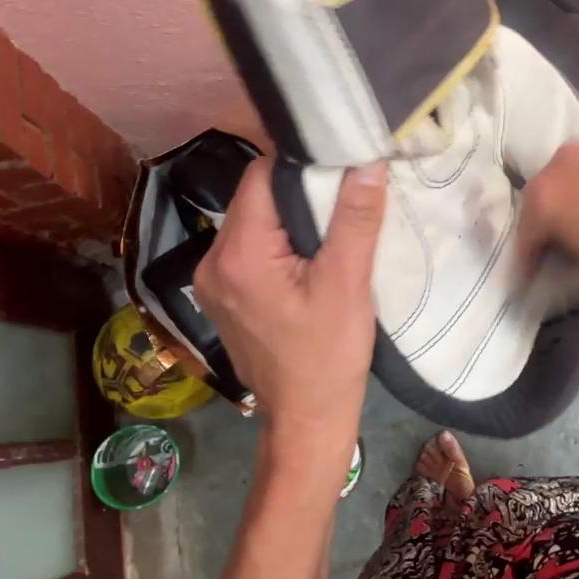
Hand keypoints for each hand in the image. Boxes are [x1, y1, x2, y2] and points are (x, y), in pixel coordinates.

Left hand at [192, 159, 387, 454]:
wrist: (305, 418)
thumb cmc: (329, 355)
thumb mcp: (348, 283)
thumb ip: (355, 219)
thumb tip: (368, 160)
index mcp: (239, 253)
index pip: (261, 174)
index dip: (301, 161)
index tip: (339, 162)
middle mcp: (211, 260)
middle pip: (254, 197)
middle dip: (297, 190)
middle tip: (344, 195)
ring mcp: (211, 280)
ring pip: (252, 221)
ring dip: (289, 216)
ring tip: (331, 225)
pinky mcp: (221, 296)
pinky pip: (249, 248)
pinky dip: (278, 241)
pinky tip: (308, 257)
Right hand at [517, 133, 578, 302]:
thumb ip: (572, 265)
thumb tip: (573, 260)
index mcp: (545, 197)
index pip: (526, 235)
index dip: (530, 260)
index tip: (535, 278)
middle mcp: (564, 161)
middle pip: (548, 196)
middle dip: (552, 222)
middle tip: (563, 249)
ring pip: (576, 176)